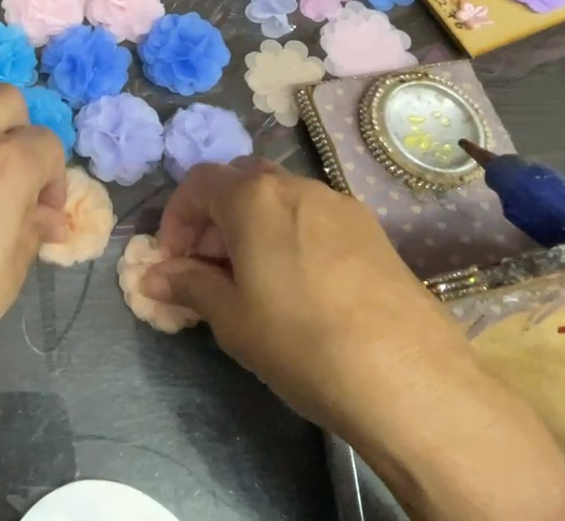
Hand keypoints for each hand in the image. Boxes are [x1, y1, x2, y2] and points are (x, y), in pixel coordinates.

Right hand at [142, 162, 475, 440]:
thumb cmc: (301, 341)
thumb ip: (188, 286)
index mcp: (252, 197)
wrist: (411, 381)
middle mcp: (296, 186)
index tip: (173, 261)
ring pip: (281, 200)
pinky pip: (316, 219)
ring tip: (253, 280)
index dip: (176, 218)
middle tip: (208, 268)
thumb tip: (153, 277)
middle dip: (215, 218)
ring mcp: (341, 206)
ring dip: (254, 226)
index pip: (198, 183)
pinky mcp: (374, 233)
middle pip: (240, 183)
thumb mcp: (231, 319)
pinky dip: (292, 237)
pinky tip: (299, 286)